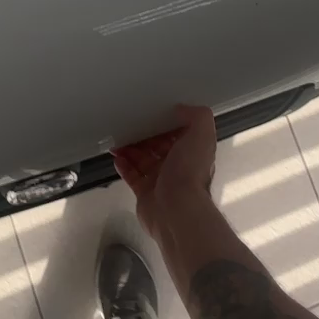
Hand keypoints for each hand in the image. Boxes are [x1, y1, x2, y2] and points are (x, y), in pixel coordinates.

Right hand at [111, 105, 218, 240]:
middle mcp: (178, 166)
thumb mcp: (202, 134)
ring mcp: (161, 180)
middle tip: (129, 124)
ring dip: (130, 148)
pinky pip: (132, 176)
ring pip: (143, 159)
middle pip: (158, 145)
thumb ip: (196, 116)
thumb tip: (181, 108)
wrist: (176, 210)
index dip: (165, 122)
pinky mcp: (145, 193)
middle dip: (144, 135)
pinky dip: (124, 166)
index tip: (151, 111)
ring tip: (118, 140)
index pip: (177, 132)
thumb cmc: (189, 171)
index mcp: (192, 152)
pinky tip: (117, 156)